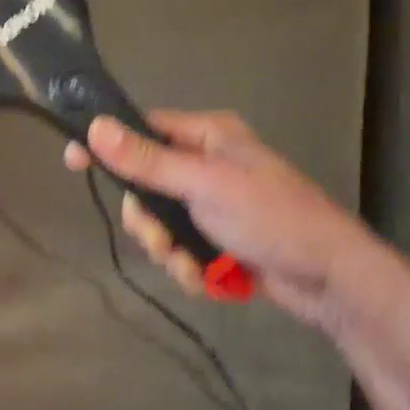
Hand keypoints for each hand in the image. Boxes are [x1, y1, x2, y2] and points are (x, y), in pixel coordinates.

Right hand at [64, 110, 383, 327]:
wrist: (334, 282)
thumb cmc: (273, 218)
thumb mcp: (204, 185)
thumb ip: (146, 160)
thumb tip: (94, 127)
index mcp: (207, 136)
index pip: (141, 128)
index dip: (108, 145)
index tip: (75, 162)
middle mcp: (207, 164)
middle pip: (143, 184)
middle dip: (148, 221)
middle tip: (160, 239)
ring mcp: (213, 204)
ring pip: (158, 222)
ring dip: (167, 250)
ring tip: (191, 268)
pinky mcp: (220, 240)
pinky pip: (180, 248)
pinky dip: (187, 267)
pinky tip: (208, 280)